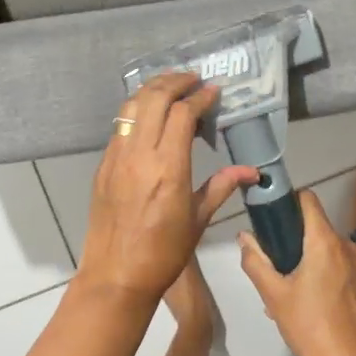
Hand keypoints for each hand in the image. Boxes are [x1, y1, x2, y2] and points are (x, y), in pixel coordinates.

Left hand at [79, 73, 258, 304]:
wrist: (116, 276)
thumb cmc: (163, 253)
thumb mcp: (198, 219)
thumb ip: (222, 186)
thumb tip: (252, 171)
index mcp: (168, 168)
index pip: (183, 114)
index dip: (200, 97)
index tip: (213, 91)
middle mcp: (139, 155)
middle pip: (154, 99)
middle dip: (174, 82)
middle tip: (192, 79)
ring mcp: (116, 157)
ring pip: (131, 106)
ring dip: (152, 90)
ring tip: (170, 87)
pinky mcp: (103, 165)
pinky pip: (120, 126)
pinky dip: (136, 111)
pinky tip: (149, 115)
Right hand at [238, 188, 355, 355]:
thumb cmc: (313, 329)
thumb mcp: (275, 296)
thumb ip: (256, 262)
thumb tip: (245, 237)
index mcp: (324, 241)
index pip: (307, 199)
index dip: (287, 202)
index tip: (271, 219)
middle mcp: (348, 246)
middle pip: (316, 228)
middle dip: (294, 242)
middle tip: (275, 269)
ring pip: (328, 252)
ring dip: (309, 264)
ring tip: (291, 296)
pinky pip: (341, 270)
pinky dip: (325, 278)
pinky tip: (312, 308)